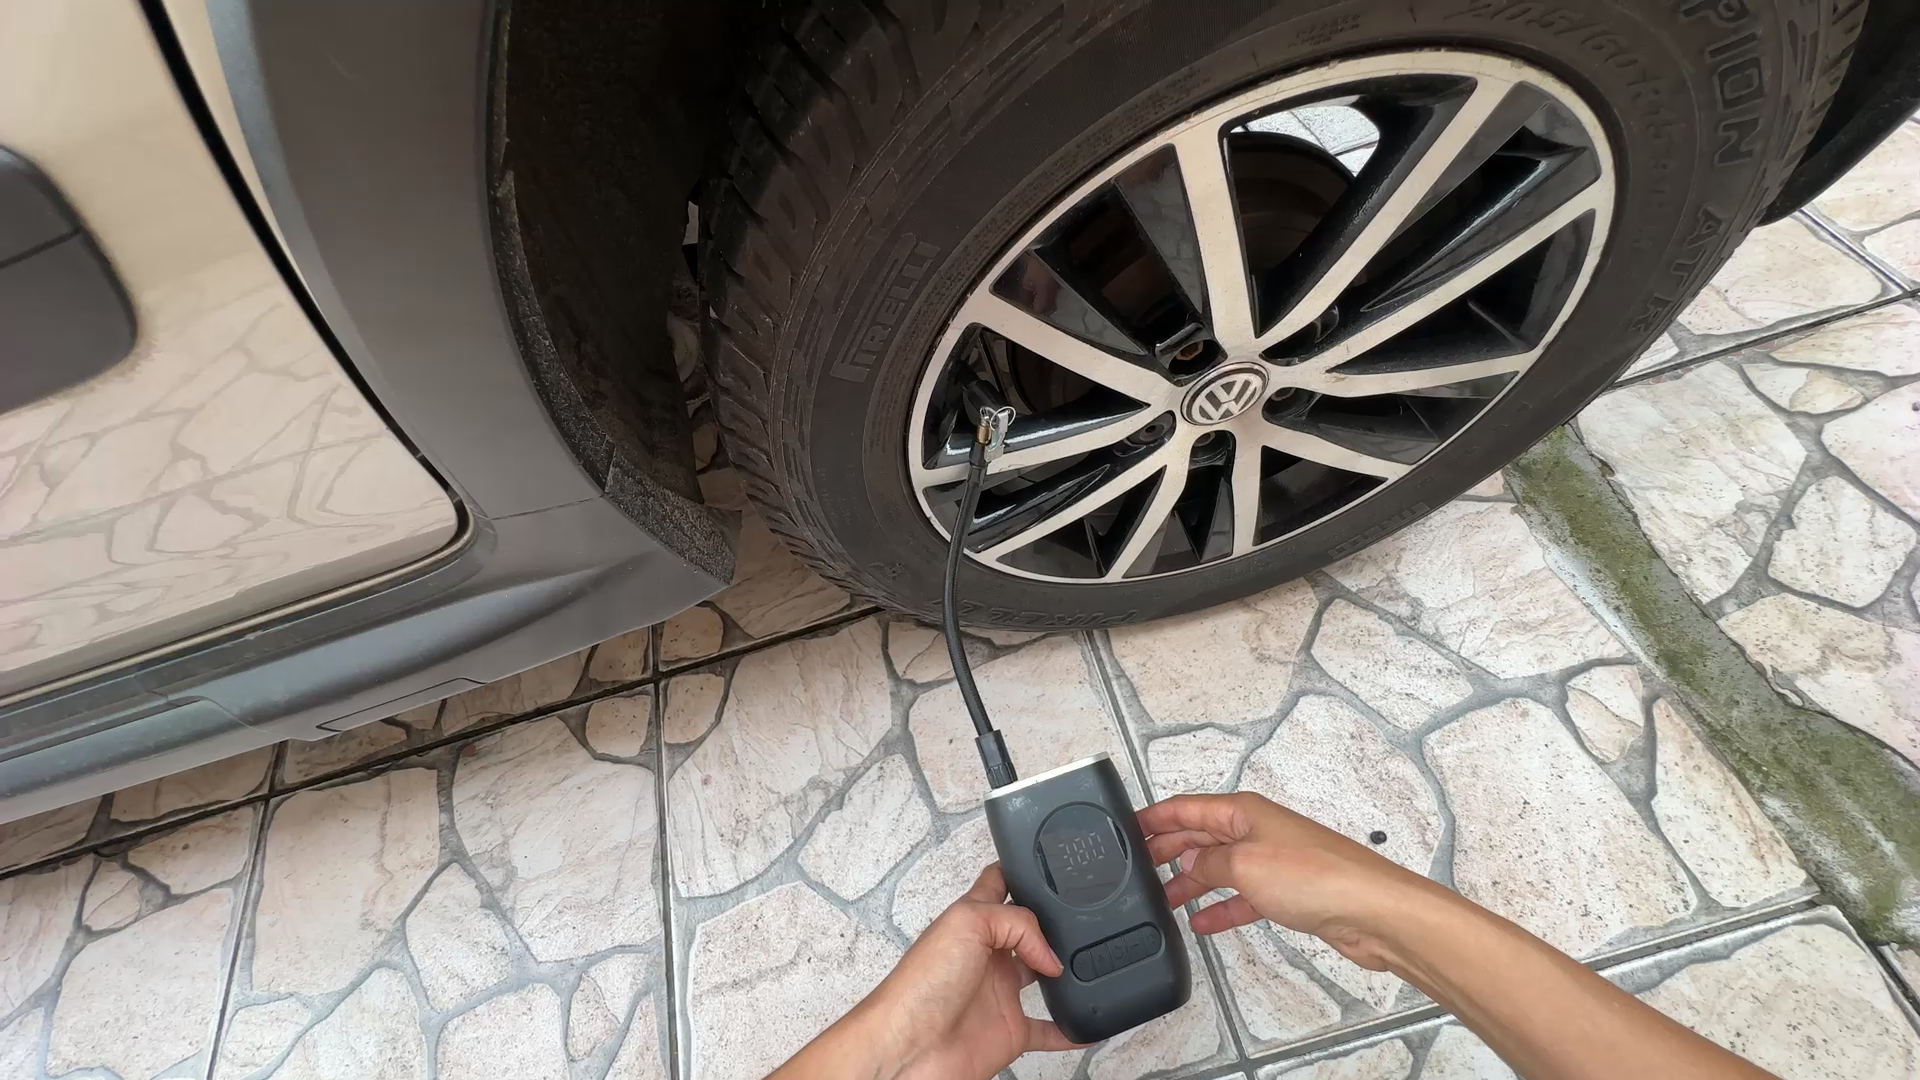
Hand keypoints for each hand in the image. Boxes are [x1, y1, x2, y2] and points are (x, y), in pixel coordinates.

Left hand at [864, 863, 1083, 1077]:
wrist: (910, 1048)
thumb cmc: (922, 982)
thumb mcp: (968, 923)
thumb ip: (1016, 924)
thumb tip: (1049, 954)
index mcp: (974, 917)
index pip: (998, 883)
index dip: (1019, 871)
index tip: (1047, 866)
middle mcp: (989, 952)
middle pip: (1026, 928)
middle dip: (1051, 924)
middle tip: (1079, 920)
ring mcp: (999, 991)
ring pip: (1041, 976)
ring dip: (1064, 972)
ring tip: (1090, 962)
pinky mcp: (1009, 1030)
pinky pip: (1049, 1030)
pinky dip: (1071, 1029)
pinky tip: (1088, 1024)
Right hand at [1138, 793, 1441, 971]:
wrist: (1372, 911)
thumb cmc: (1314, 875)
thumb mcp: (1244, 865)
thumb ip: (1208, 863)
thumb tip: (1191, 864)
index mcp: (1241, 811)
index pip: (1185, 808)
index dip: (1154, 817)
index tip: (1128, 827)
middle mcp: (1253, 830)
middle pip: (1199, 835)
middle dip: (1168, 848)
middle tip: (1139, 864)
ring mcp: (1270, 860)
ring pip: (1218, 867)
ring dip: (1191, 881)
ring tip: (1164, 898)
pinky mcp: (1285, 892)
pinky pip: (1241, 896)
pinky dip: (1220, 907)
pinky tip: (1202, 922)